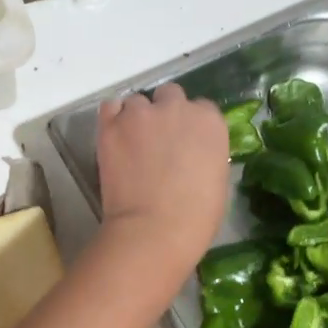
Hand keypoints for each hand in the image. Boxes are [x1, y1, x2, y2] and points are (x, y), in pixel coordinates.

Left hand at [94, 83, 229, 275]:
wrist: (154, 231)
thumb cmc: (196, 218)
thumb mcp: (217, 181)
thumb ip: (206, 155)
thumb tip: (192, 156)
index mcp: (209, 122)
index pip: (202, 109)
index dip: (191, 126)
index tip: (185, 144)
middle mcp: (177, 108)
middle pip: (170, 96)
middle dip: (165, 114)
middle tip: (158, 143)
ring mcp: (141, 114)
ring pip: (137, 103)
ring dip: (137, 118)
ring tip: (132, 145)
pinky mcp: (111, 126)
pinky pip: (110, 107)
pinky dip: (113, 118)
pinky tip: (116, 138)